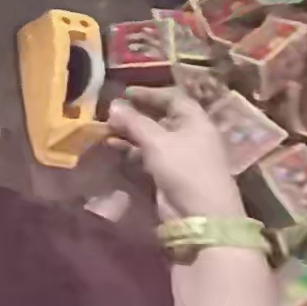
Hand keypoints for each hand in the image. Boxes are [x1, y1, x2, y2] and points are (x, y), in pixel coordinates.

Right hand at [106, 87, 245, 219]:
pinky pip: (146, 153)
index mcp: (195, 121)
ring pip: (150, 136)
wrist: (200, 214)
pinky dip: (130, 148)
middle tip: (111, 111)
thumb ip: (134, 122)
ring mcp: (178, 154)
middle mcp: (188, 134)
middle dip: (135, 113)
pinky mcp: (167, 171)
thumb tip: (112, 104)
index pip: (173, 98)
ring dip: (129, 131)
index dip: (149, 93)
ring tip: (106, 128)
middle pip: (160, 117)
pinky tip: (112, 146)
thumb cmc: (184, 169)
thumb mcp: (157, 141)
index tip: (124, 92)